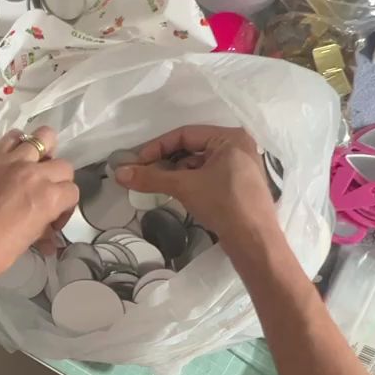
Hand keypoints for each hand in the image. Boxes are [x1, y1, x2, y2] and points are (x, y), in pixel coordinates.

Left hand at [0, 126, 77, 296]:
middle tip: (44, 197)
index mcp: (48, 197)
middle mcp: (34, 173)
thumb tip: (49, 238)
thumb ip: (42, 230)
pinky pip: (13, 137)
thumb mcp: (26, 243)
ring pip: (44, 138)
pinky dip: (19, 144)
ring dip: (44, 154)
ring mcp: (12, 161)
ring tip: (33, 169)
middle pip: (63, 166)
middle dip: (58, 183)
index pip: (72, 192)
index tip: (52, 220)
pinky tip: (13, 161)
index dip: (65, 208)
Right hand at [115, 125, 280, 259]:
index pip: (185, 134)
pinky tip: (177, 194)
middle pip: (192, 148)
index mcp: (230, 137)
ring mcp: (240, 167)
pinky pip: (208, 176)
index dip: (158, 146)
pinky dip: (190, 183)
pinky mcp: (238, 186)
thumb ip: (151, 178)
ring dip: (176, 173)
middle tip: (144, 174)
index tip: (137, 163)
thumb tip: (119, 173)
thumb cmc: (224, 203)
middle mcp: (237, 147)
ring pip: (199, 164)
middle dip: (166, 161)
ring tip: (157, 186)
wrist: (254, 240)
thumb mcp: (185, 187)